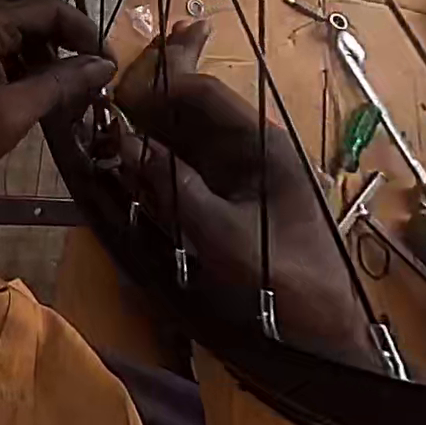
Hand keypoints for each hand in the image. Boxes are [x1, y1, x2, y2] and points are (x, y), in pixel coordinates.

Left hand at [0, 0, 115, 201]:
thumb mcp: (12, 113)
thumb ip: (59, 84)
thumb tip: (103, 65)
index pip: (47, 9)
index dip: (84, 30)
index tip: (109, 63)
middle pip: (34, 25)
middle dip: (68, 50)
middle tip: (97, 85)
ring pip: (20, 46)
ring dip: (49, 66)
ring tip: (77, 98)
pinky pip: (3, 62)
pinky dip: (28, 78)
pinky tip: (46, 103)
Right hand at [112, 21, 372, 361]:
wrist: (321, 337)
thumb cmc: (283, 281)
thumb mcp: (224, 236)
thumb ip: (174, 186)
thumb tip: (127, 142)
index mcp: (261, 144)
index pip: (204, 93)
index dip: (159, 87)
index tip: (117, 98)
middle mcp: (246, 146)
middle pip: (187, 109)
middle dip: (145, 111)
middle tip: (104, 119)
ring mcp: (234, 167)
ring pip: (178, 134)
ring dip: (145, 138)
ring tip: (111, 148)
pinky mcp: (222, 189)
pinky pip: (180, 161)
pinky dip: (154, 163)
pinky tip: (132, 173)